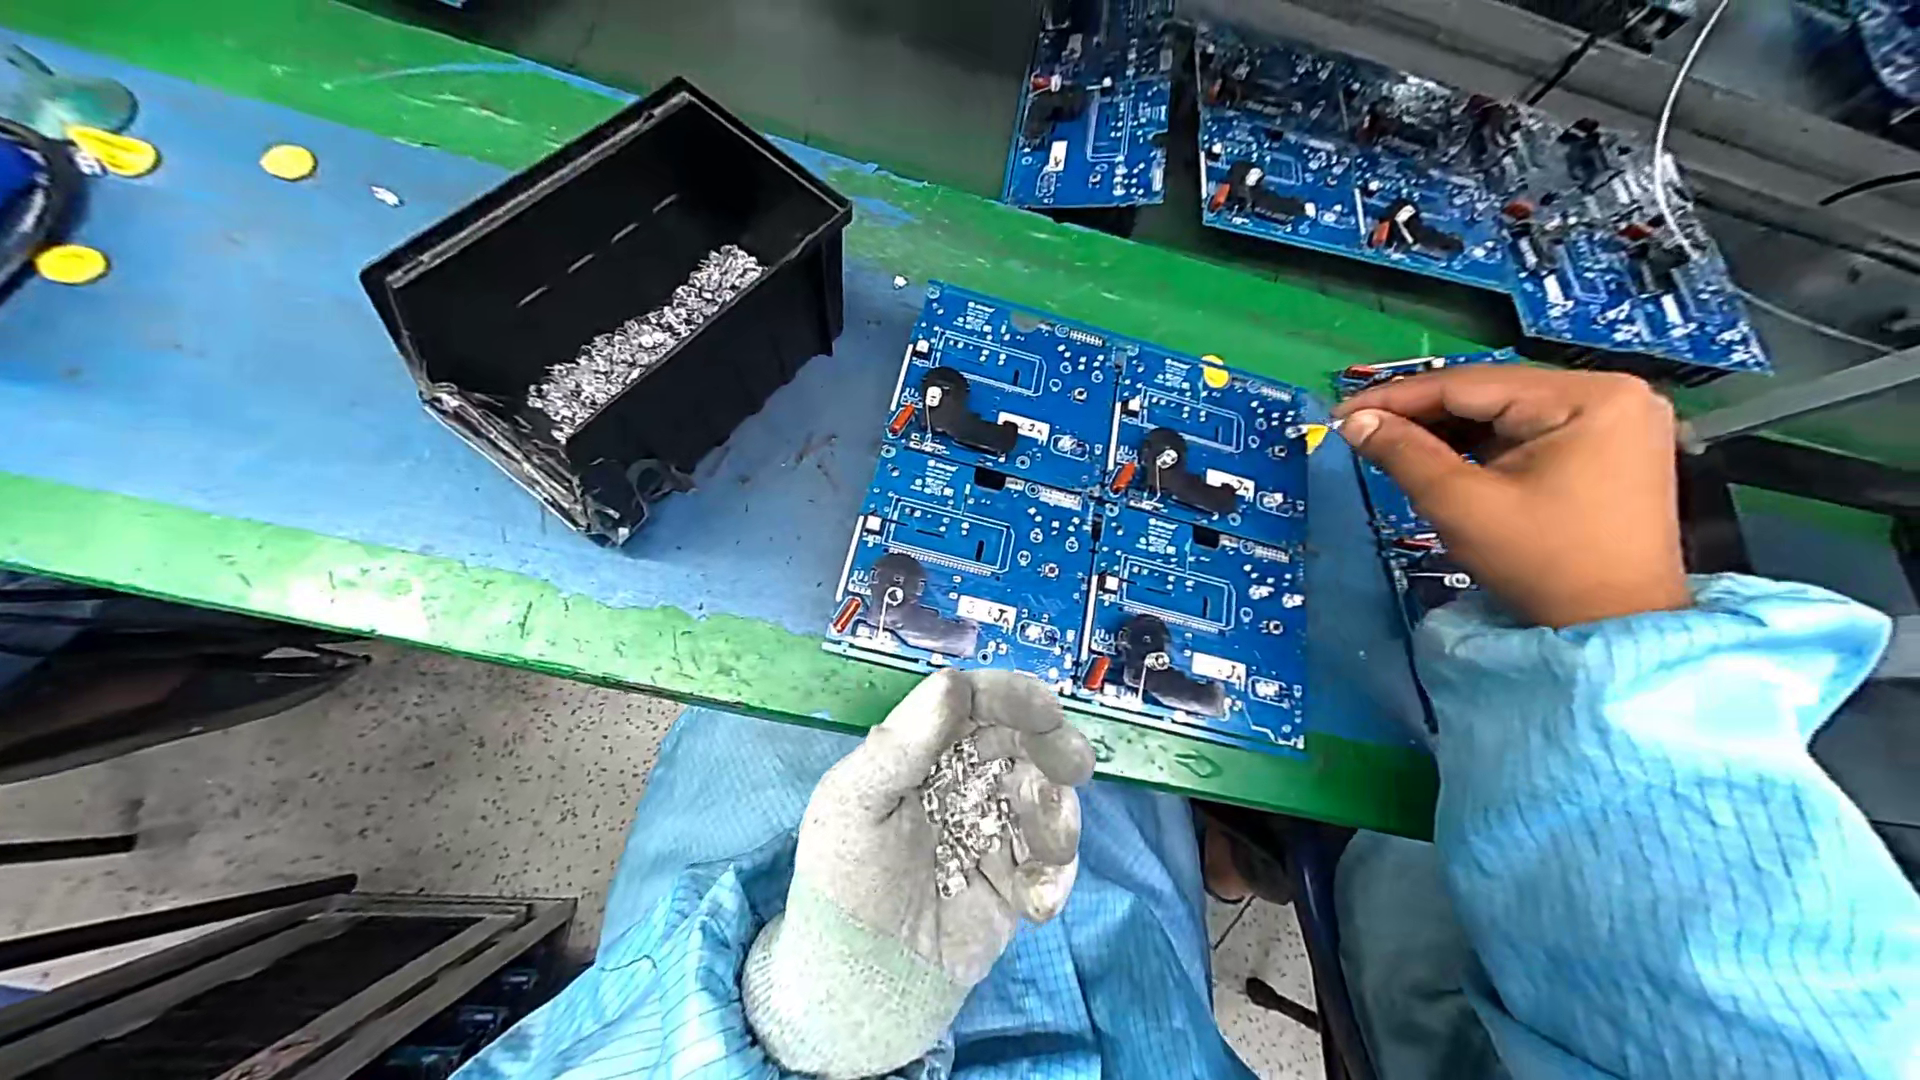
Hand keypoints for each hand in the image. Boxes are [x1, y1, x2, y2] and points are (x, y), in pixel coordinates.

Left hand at [743, 669, 1094, 1078]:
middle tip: (1072, 764)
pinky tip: (1034, 904)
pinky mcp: (1015, 875)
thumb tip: (953, 681)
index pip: (976, 703)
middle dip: (1055, 745)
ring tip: (1047, 846)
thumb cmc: (843, 877)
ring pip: (1049, 794)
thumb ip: (901, 744)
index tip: (1045, 709)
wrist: (857, 980)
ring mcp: (994, 824)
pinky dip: (1057, 874)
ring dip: (1059, 812)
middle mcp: (966, 776)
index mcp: (927, 748)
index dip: (1012, 697)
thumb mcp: (855, 801)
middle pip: (1025, 739)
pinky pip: (1053, 860)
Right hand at [1333, 366, 1688, 627]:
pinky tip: (1434, 454)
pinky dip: (1473, 442)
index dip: (1394, 397)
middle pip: (1486, 393)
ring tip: (1388, 443)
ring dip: (1441, 427)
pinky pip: (1520, 429)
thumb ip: (1402, 452)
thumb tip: (1353, 421)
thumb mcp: (1458, 502)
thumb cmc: (1538, 559)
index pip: (1466, 384)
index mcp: (1585, 396)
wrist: (1611, 620)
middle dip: (1417, 413)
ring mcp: (1611, 418)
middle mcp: (1609, 392)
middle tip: (1360, 430)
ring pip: (1500, 411)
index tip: (1342, 413)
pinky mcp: (1603, 443)